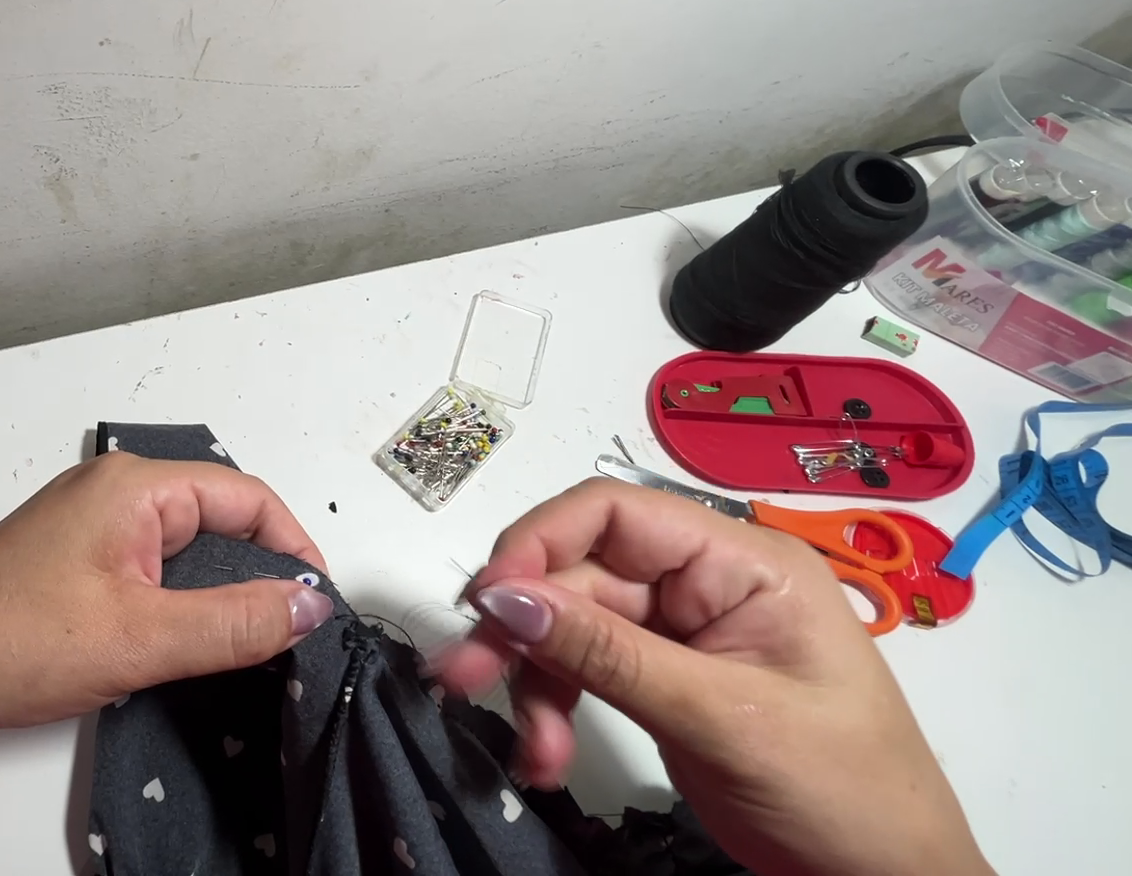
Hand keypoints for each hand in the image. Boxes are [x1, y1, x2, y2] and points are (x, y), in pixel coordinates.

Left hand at [0, 453, 332, 759]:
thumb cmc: (12, 641)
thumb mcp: (141, 637)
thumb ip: (234, 620)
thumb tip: (311, 604)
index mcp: (135, 485)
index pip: (244, 496)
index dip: (291, 544)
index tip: (316, 602)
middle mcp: (116, 489)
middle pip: (216, 516)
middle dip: (257, 569)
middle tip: (286, 631)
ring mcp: (93, 520)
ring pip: (185, 545)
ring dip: (218, 587)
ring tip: (244, 641)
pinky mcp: (78, 553)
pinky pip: (152, 564)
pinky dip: (181, 597)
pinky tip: (188, 637)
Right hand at [436, 478, 990, 875]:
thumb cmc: (844, 796)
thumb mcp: (722, 719)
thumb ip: (605, 653)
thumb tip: (500, 598)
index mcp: (736, 561)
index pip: (610, 512)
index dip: (538, 542)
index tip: (488, 600)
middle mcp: (692, 578)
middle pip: (572, 574)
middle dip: (521, 632)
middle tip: (464, 678)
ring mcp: (666, 625)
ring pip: (560, 623)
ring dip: (531, 682)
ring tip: (533, 751)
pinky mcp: (646, 669)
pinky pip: (572, 666)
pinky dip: (548, 706)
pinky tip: (544, 755)